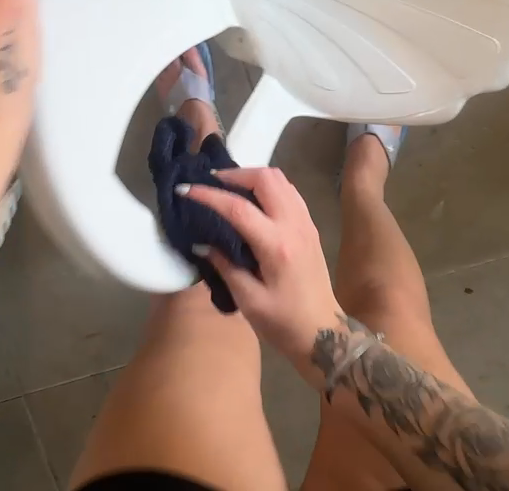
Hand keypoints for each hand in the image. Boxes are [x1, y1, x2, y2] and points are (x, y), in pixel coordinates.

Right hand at [182, 168, 344, 363]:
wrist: (323, 333)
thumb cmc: (284, 323)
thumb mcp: (249, 301)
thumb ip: (225, 266)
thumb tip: (201, 242)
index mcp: (277, 246)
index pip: (238, 208)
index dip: (209, 195)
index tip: (185, 190)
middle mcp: (294, 225)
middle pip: (264, 178)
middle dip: (234, 175)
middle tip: (212, 184)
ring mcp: (305, 222)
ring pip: (279, 178)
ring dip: (252, 176)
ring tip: (230, 189)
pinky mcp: (309, 224)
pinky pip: (288, 189)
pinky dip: (267, 185)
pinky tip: (253, 199)